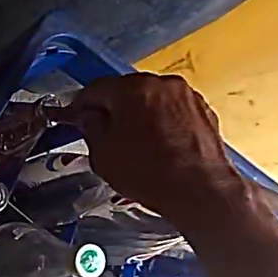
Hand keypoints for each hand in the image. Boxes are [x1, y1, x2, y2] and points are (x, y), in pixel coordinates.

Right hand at [67, 73, 258, 232]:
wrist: (200, 191)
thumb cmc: (154, 173)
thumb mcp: (102, 153)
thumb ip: (90, 127)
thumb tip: (89, 118)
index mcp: (132, 89)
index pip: (95, 89)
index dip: (79, 105)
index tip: (74, 116)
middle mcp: (162, 85)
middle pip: (125, 91)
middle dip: (111, 110)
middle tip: (100, 134)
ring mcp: (186, 97)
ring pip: (150, 101)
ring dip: (137, 117)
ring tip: (131, 147)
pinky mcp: (203, 112)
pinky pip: (171, 112)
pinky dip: (160, 124)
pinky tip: (154, 149)